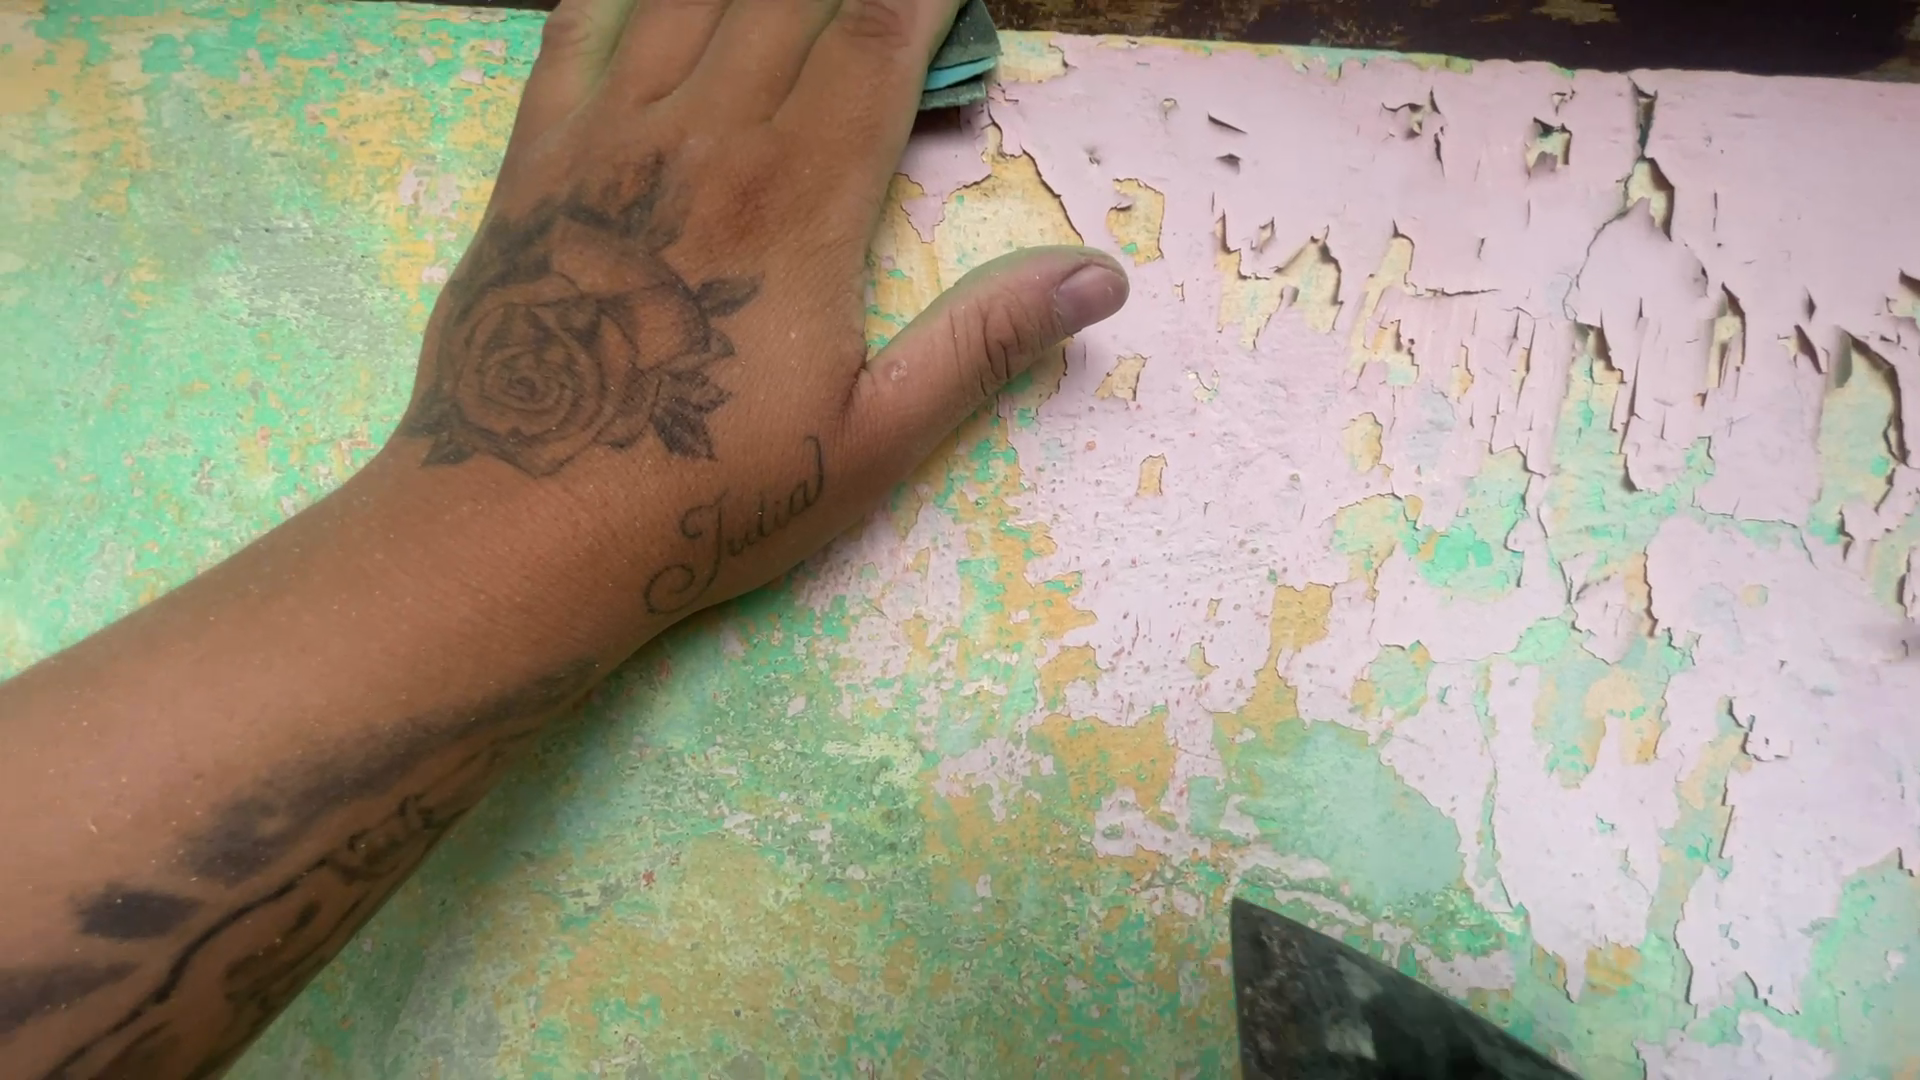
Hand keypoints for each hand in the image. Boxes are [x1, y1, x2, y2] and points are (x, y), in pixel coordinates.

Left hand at [392, 0, 1129, 641]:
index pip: (875, 40)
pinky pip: (577, 23)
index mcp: (800, 200)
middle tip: (886, 2)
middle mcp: (705, 139)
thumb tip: (1099, 278)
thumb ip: (982, 343)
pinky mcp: (535, 164)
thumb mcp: (877, 436)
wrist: (535, 526)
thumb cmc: (721, 493)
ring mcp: (607, 141)